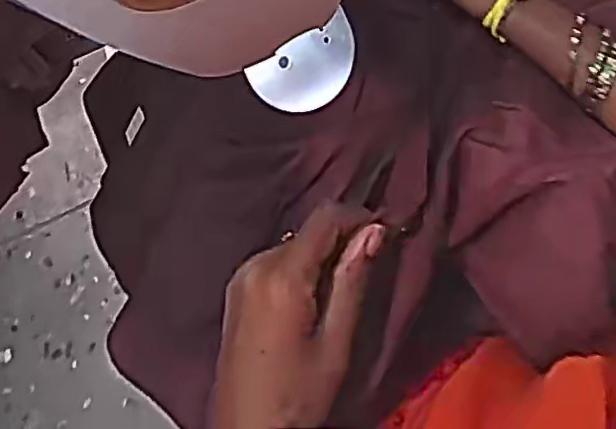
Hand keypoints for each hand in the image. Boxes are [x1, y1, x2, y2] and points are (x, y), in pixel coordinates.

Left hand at [209, 204, 385, 428]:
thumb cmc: (295, 400)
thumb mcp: (335, 346)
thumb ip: (352, 281)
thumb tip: (373, 231)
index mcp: (281, 275)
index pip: (324, 217)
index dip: (356, 216)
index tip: (380, 231)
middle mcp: (256, 263)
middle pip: (308, 232)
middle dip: (340, 240)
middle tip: (365, 265)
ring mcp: (241, 274)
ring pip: (293, 245)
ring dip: (319, 255)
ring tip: (338, 290)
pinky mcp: (236, 287)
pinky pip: (275, 261)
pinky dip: (298, 268)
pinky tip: (309, 299)